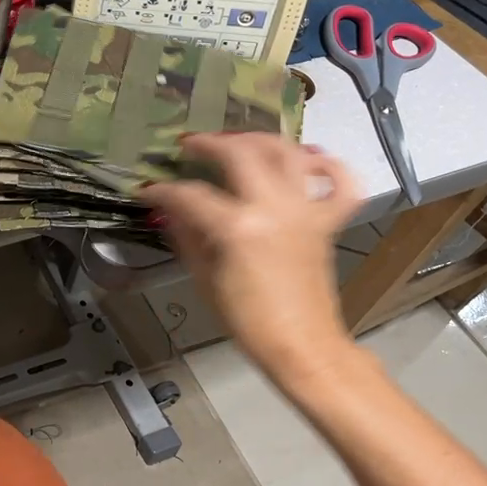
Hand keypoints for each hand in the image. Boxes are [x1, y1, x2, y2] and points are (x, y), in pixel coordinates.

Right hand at [140, 134, 361, 387]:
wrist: (302, 346)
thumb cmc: (246, 319)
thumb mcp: (203, 277)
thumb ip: (187, 235)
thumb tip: (170, 210)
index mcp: (237, 228)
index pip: (189, 194)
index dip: (161, 190)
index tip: (146, 190)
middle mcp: (274, 209)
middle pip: (240, 153)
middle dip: (208, 144)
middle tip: (188, 146)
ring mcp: (305, 211)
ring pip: (287, 153)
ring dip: (258, 139)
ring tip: (237, 142)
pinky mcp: (327, 222)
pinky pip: (341, 184)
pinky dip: (328, 165)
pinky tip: (306, 159)